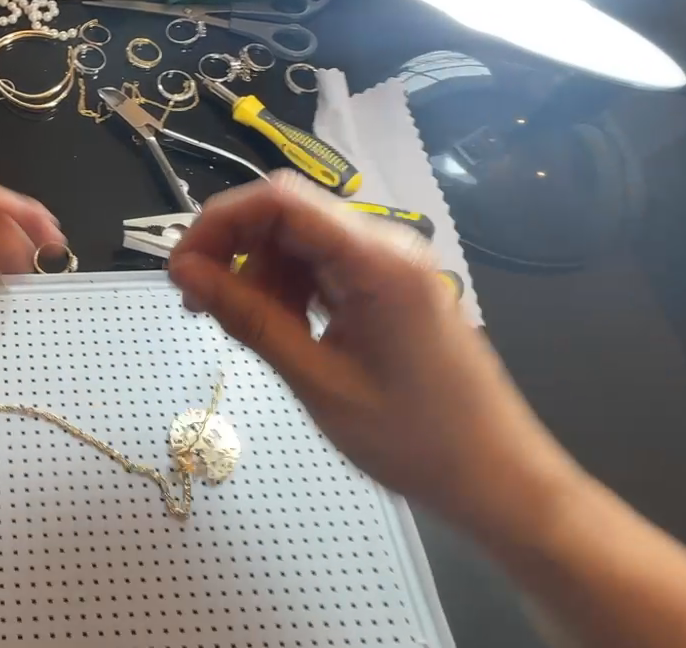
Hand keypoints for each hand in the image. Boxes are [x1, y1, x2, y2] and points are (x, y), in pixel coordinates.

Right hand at [167, 171, 584, 535]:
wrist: (504, 484)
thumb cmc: (415, 440)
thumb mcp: (317, 379)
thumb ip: (246, 317)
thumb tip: (182, 271)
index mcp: (377, 259)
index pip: (279, 200)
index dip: (218, 222)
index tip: (180, 267)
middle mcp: (385, 244)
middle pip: (285, 215)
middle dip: (231, 249)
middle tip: (195, 301)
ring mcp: (389, 263)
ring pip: (297, 239)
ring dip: (255, 272)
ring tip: (233, 323)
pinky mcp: (388, 285)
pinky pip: (320, 265)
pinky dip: (285, 287)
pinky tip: (273, 325)